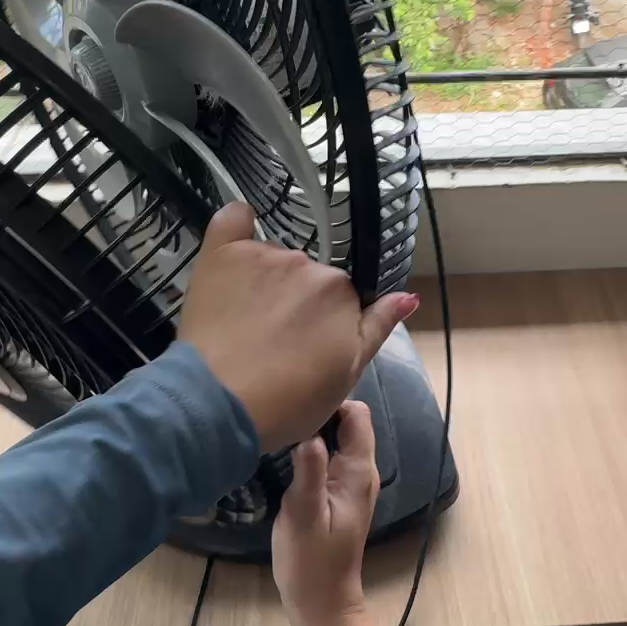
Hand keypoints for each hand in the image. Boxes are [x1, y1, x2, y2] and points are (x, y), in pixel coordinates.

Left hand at [178, 203, 416, 450]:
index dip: (327, 320)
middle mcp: (309, 265)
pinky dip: (239, 221)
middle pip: (308, 275)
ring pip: (275, 257)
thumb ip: (377, 327)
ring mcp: (265, 255)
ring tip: (245, 322)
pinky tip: (241, 226)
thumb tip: (408, 297)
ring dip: (268, 279)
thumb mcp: (347, 374)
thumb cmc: (287, 401)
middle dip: (297, 300)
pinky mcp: (223, 254)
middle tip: (275, 340)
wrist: (219, 406)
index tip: (309, 344)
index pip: (342, 295)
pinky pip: (233, 219)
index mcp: (343, 292)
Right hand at [272, 401, 376, 625]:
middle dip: (321, 411)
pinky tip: (289, 452)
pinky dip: (314, 447)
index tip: (298, 404)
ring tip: (284, 429)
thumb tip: (309, 433)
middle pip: (349, 422)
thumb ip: (309, 472)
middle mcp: (361, 471)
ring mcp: (351, 483)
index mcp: (358, 471)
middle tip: (286, 415)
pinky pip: (331, 455)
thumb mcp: (303, 515)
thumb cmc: (311, 562)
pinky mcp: (339, 492)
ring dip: (316, 429)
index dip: (331, 402)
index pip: (357, 415)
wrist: (322, 603)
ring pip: (339, 437)